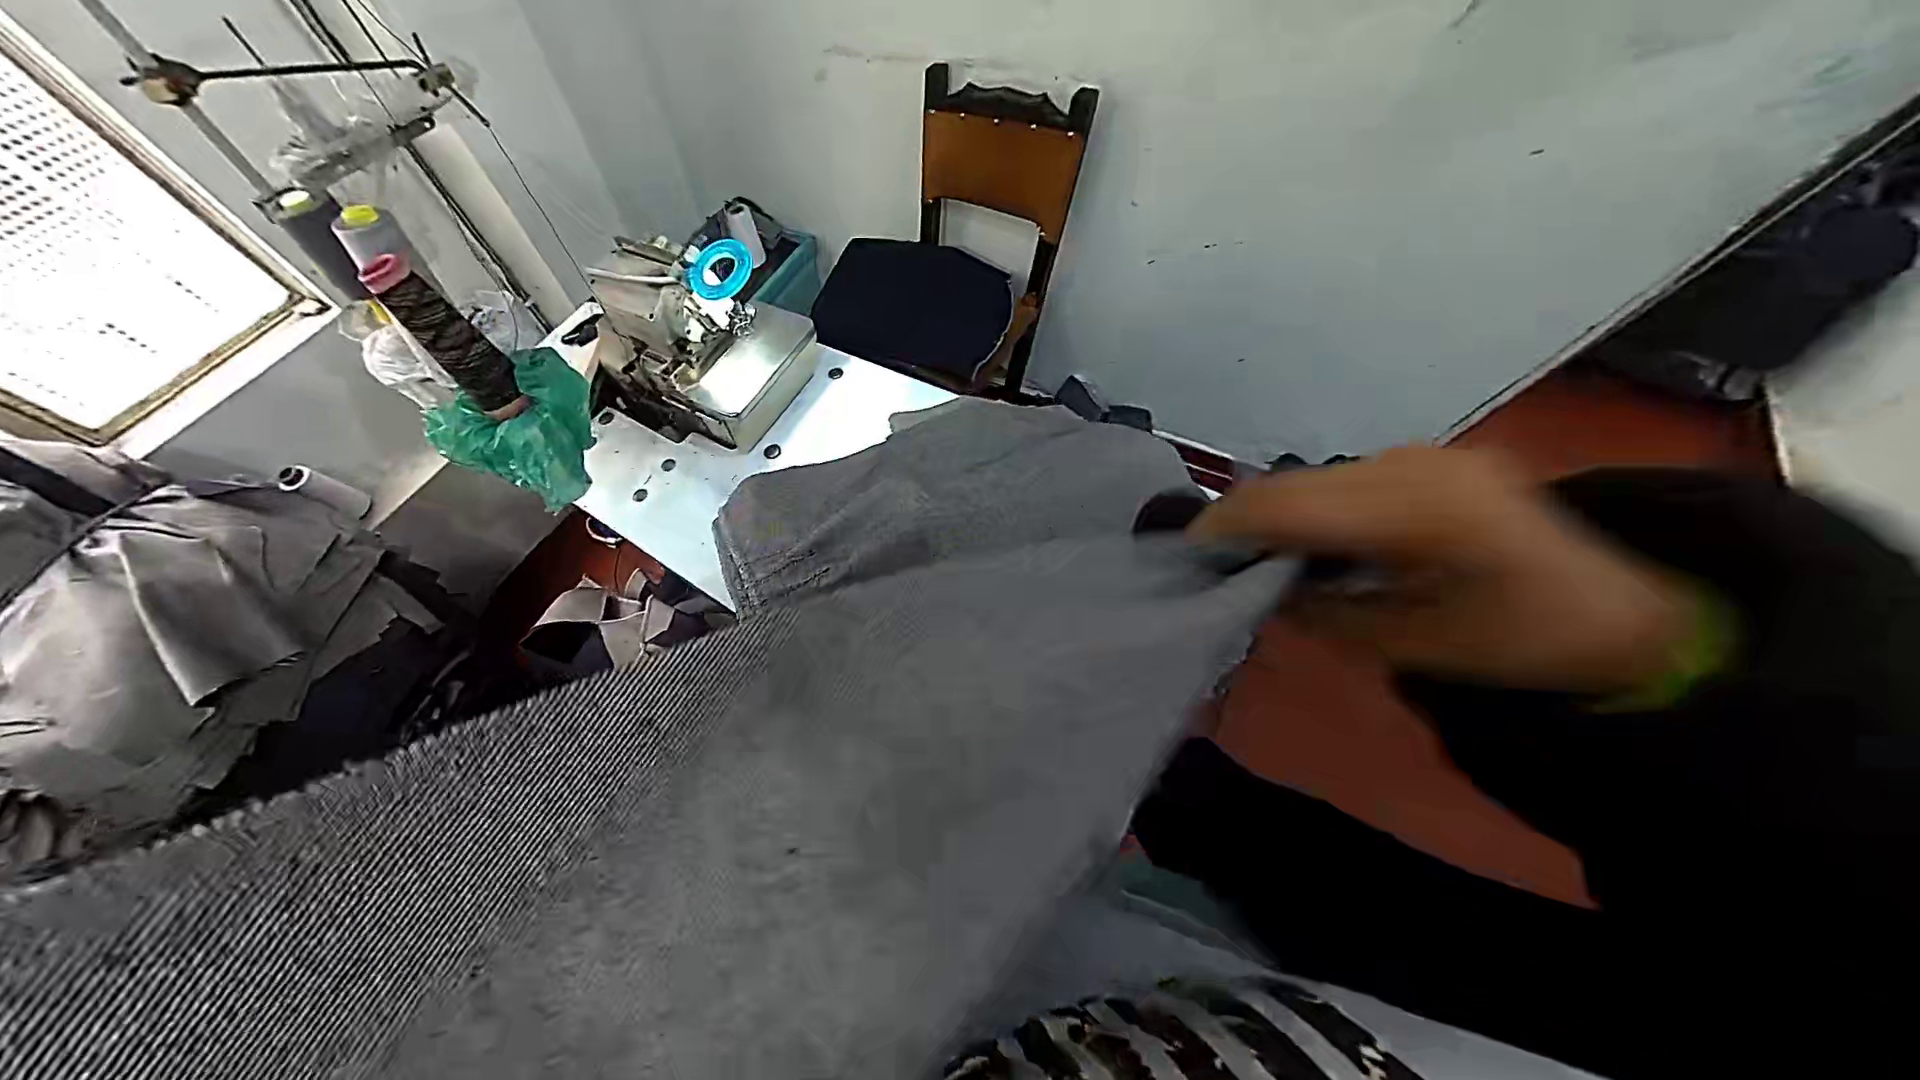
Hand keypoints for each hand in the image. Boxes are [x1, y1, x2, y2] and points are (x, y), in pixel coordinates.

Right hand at [1190, 447, 1694, 693]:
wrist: (1618, 611)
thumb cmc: (1520, 644)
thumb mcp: (1409, 645)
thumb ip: (1321, 611)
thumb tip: (1254, 587)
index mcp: (1423, 511)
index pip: (1292, 502)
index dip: (1228, 523)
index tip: (1185, 553)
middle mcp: (1418, 466)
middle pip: (1292, 482)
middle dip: (1239, 519)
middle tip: (1209, 561)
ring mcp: (1423, 456)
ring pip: (1309, 478)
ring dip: (1270, 512)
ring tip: (1248, 555)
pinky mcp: (1423, 460)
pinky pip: (1337, 480)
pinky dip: (1303, 507)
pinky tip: (1301, 541)